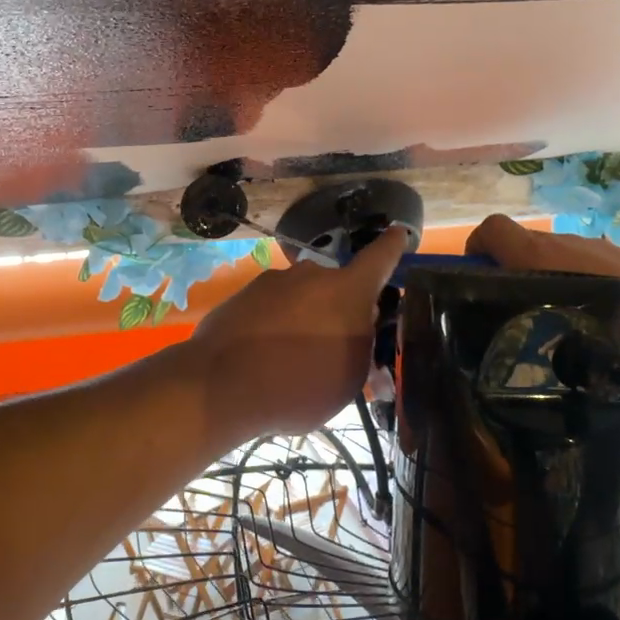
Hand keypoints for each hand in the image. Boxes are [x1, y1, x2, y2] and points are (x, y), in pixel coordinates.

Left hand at [190, 227, 408, 438]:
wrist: (221, 386)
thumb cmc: (300, 387)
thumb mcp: (348, 381)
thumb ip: (361, 350)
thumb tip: (358, 336)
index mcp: (347, 291)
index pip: (380, 258)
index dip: (392, 246)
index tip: (398, 232)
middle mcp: (312, 275)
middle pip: (336, 287)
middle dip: (339, 311)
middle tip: (335, 349)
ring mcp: (274, 281)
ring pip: (301, 298)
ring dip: (304, 320)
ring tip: (294, 363)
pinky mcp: (243, 295)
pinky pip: (270, 309)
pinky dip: (274, 327)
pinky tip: (265, 360)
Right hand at [464, 214, 619, 394]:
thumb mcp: (556, 346)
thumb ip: (519, 326)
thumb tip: (491, 326)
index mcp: (540, 256)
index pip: (491, 230)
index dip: (476, 250)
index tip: (476, 285)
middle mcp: (563, 242)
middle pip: (518, 244)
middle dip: (507, 272)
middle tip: (508, 315)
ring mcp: (594, 247)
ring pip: (549, 255)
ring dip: (540, 279)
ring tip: (550, 323)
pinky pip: (579, 262)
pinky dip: (571, 281)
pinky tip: (589, 319)